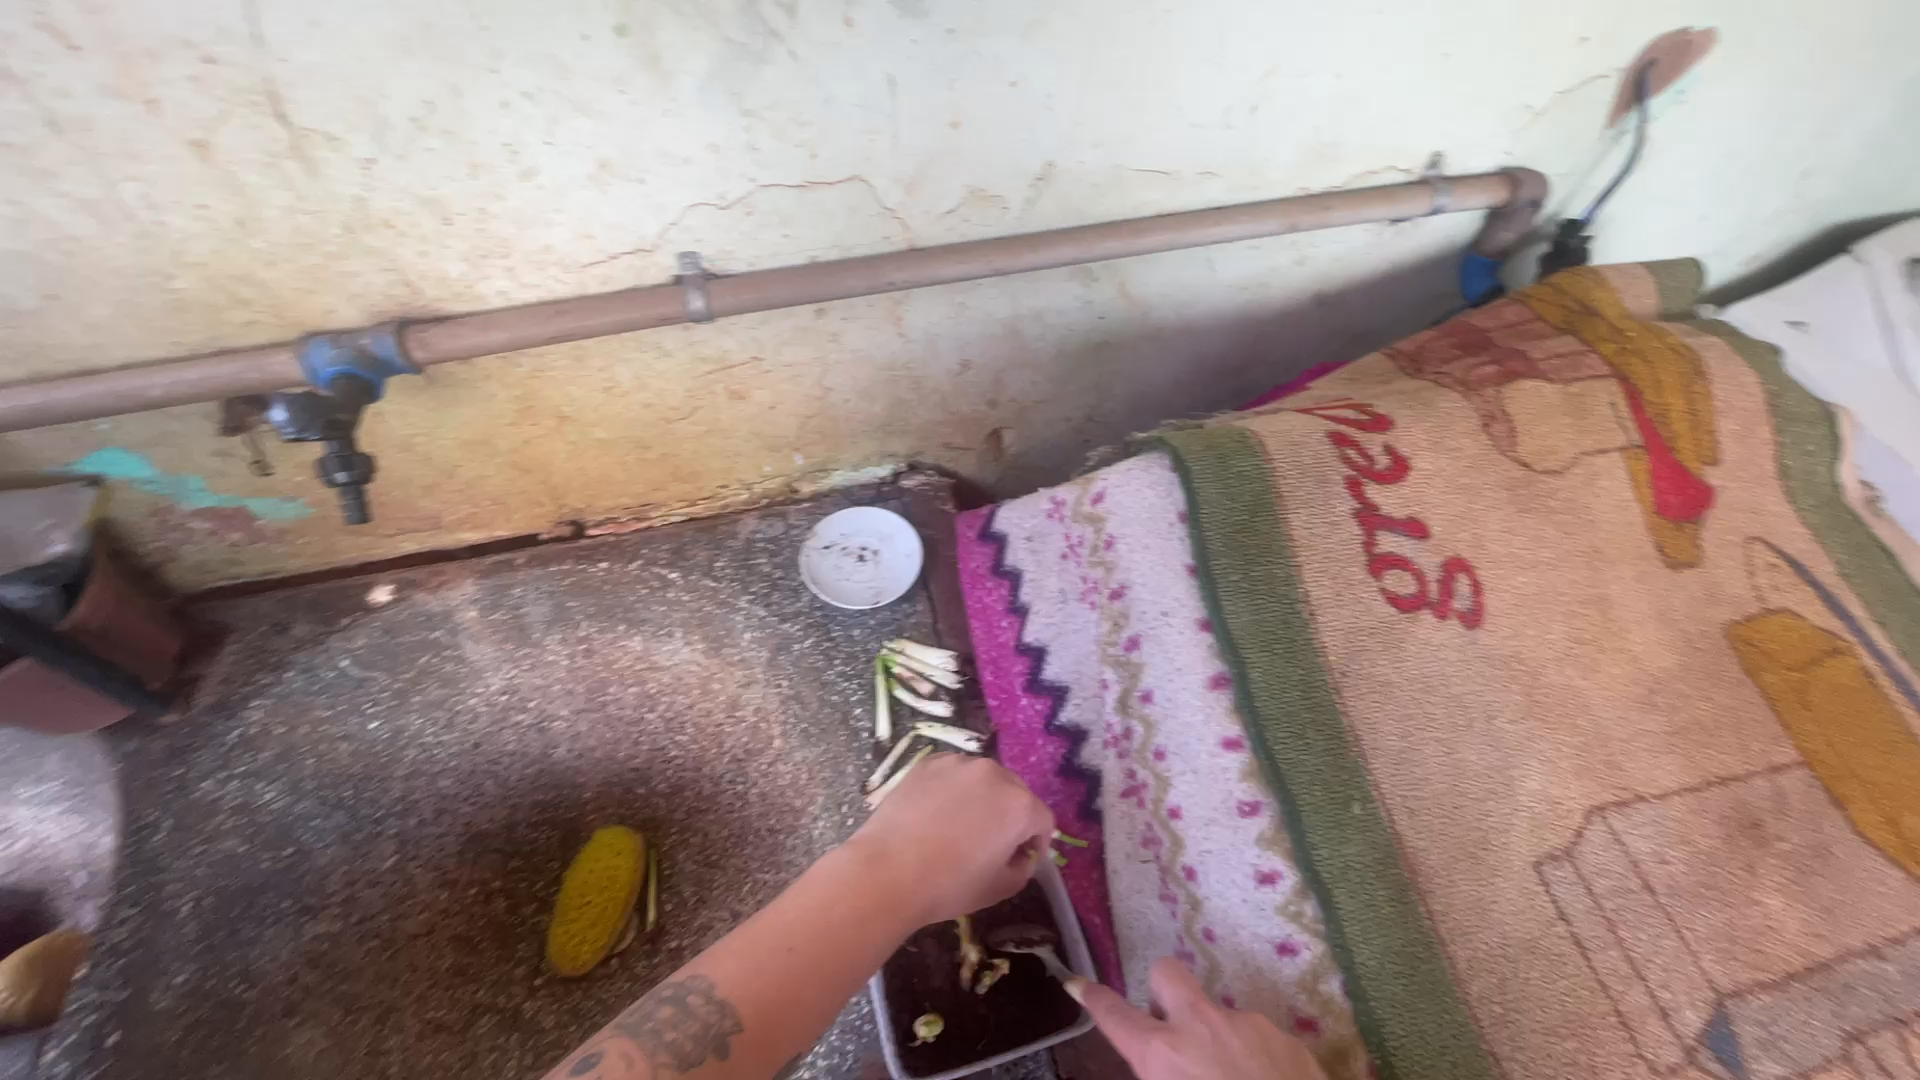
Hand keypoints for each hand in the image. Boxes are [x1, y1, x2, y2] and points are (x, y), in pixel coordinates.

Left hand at [845, 752, 1054, 924]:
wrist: (887, 871)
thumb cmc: (949, 885)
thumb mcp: (999, 888)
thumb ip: (1023, 867)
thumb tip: (1020, 854)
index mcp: (1019, 805)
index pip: (1042, 820)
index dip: (1035, 842)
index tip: (1019, 859)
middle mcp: (994, 773)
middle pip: (1015, 793)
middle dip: (1010, 816)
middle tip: (990, 843)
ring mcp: (958, 763)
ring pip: (983, 779)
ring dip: (982, 798)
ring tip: (959, 826)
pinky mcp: (928, 762)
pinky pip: (953, 773)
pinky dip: (952, 789)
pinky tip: (935, 813)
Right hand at [1072, 957, 1329, 1079]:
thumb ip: (1156, 1071)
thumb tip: (1155, 1063)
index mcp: (1163, 1055)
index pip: (1114, 1015)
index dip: (1093, 998)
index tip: (1077, 984)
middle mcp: (1200, 1026)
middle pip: (1166, 974)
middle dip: (1162, 992)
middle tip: (1172, 1030)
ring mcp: (1247, 1026)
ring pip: (1218, 1014)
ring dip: (1217, 1039)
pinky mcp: (1288, 1038)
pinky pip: (1259, 1038)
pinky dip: (1257, 1059)